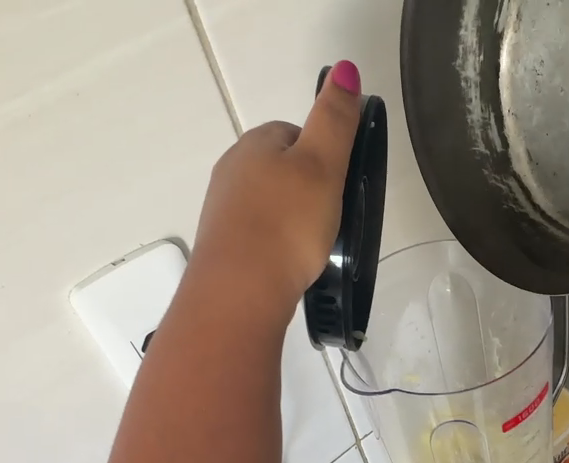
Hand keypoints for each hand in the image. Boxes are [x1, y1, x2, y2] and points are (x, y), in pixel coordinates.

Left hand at [187, 61, 362, 303]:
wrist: (242, 287)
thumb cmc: (287, 224)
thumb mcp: (323, 167)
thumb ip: (335, 120)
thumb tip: (344, 69)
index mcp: (257, 144)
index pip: (295, 133)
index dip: (323, 156)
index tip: (340, 185)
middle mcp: (233, 169)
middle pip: (280, 170)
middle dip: (306, 189)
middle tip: (333, 220)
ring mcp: (224, 210)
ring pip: (268, 204)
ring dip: (291, 219)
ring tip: (315, 247)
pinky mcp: (225, 246)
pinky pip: (258, 235)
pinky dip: (277, 245)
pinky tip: (292, 264)